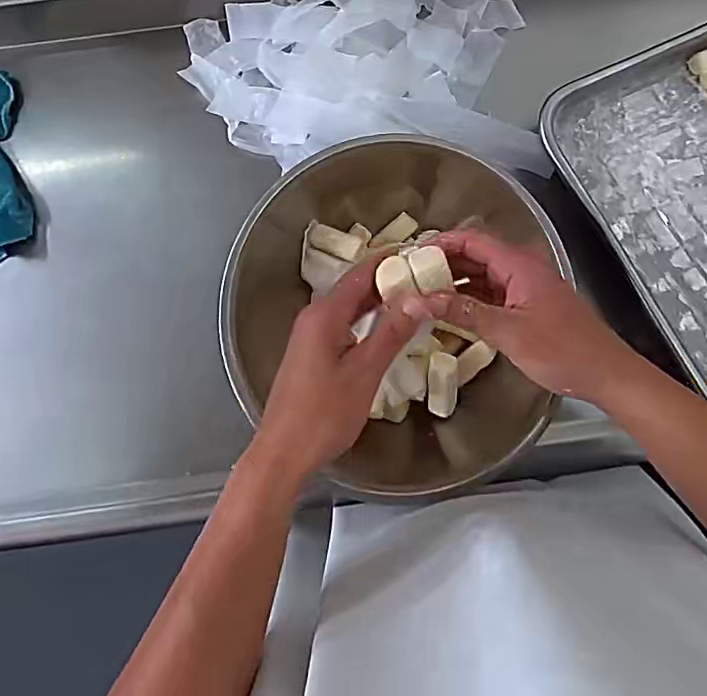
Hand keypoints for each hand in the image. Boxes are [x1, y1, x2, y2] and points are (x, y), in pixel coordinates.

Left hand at [247, 255, 428, 483]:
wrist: (282, 453)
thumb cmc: (322, 415)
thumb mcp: (365, 372)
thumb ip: (392, 332)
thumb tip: (418, 298)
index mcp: (324, 315)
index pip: (361, 274)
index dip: (390, 261)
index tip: (419, 254)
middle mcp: (314, 317)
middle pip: (355, 287)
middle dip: (389, 280)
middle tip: (424, 278)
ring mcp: (310, 335)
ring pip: (349, 306)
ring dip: (378, 301)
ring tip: (413, 299)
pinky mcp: (311, 352)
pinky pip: (343, 323)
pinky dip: (366, 320)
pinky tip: (386, 329)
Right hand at [420, 228, 645, 404]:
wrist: (606, 373)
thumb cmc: (563, 350)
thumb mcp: (507, 331)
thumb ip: (462, 313)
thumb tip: (419, 300)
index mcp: (519, 264)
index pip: (472, 239)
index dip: (441, 242)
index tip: (412, 253)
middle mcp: (521, 269)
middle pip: (475, 255)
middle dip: (442, 263)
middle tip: (410, 275)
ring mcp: (525, 288)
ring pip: (481, 276)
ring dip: (454, 283)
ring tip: (422, 293)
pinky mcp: (527, 306)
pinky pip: (491, 295)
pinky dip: (469, 300)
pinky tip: (448, 313)